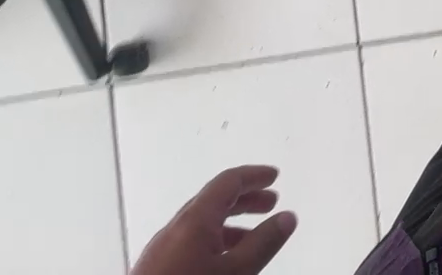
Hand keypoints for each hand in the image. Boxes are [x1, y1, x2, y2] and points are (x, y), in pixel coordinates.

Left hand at [131, 165, 297, 274]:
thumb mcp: (236, 272)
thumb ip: (263, 243)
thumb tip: (288, 216)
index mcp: (194, 219)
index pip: (228, 182)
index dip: (254, 176)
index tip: (275, 177)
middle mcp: (174, 228)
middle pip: (214, 200)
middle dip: (245, 198)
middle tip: (271, 204)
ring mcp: (160, 251)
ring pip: (201, 224)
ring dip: (231, 222)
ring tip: (252, 238)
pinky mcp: (153, 271)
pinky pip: (189, 242)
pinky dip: (214, 240)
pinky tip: (222, 263)